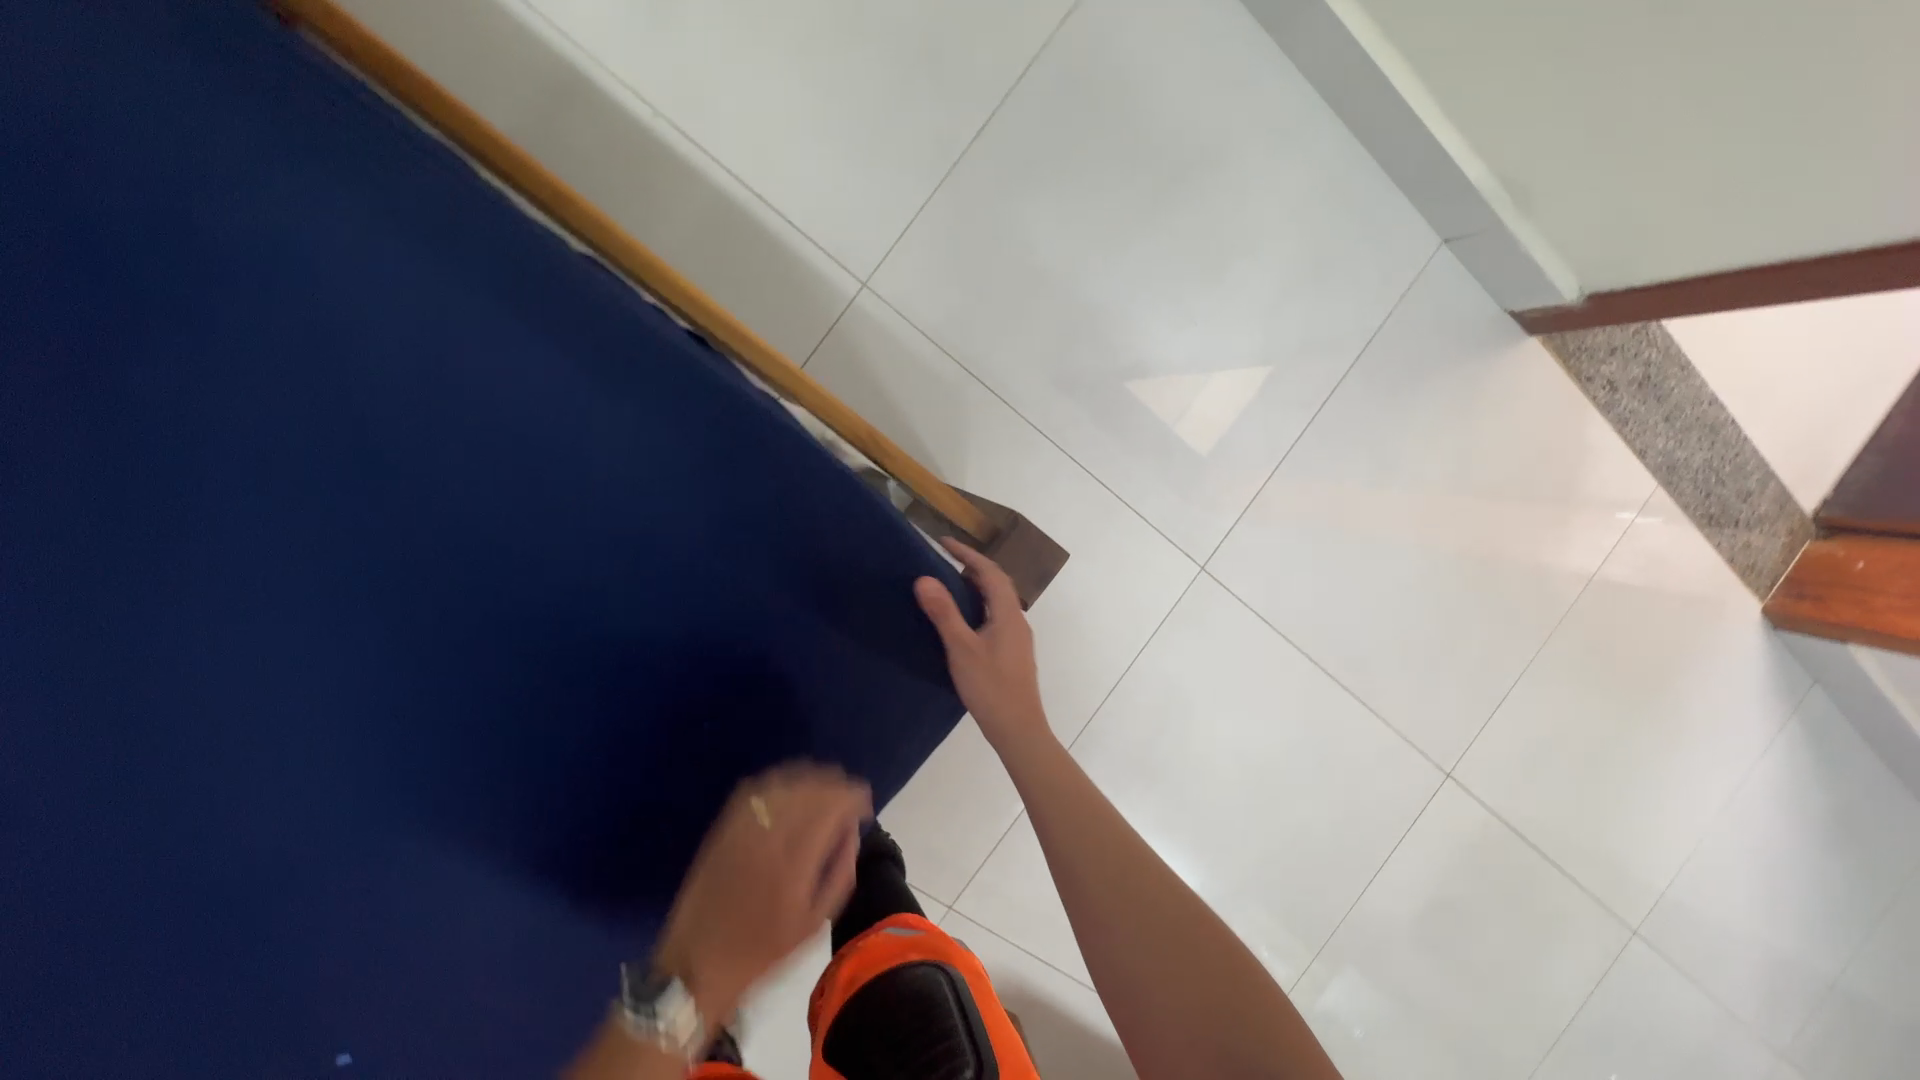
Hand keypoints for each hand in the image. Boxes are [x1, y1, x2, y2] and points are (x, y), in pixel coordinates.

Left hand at [652, 764, 871, 1020]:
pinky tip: (790, 790)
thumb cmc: (763, 951)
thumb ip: (840, 873)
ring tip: (825, 790)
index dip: (853, 797)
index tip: (865, 805)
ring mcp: (742, 830)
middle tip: (850, 797)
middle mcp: (769, 836)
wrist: (698, 962)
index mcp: (795, 862)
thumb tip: (852, 832)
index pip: (831, 807)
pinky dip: (777, 783)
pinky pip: (753, 792)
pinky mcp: (722, 829)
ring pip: (783, 785)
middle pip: (809, 790)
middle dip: (836, 786)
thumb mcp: (815, 923)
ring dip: (809, 780)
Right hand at [913, 538, 1051, 753]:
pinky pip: (996, 617)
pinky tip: (963, 620)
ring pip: (997, 601)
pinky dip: (979, 606)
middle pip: (997, 583)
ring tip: (949, 585)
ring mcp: (1018, 638)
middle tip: (945, 560)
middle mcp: (1017, 620)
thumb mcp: (961, 649)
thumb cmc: (990, 687)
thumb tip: (924, 578)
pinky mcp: (1013, 653)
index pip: (989, 571)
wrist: (1018, 728)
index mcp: (1007, 613)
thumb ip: (944, 613)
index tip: (943, 542)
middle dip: (973, 567)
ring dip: (976, 587)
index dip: (967, 553)